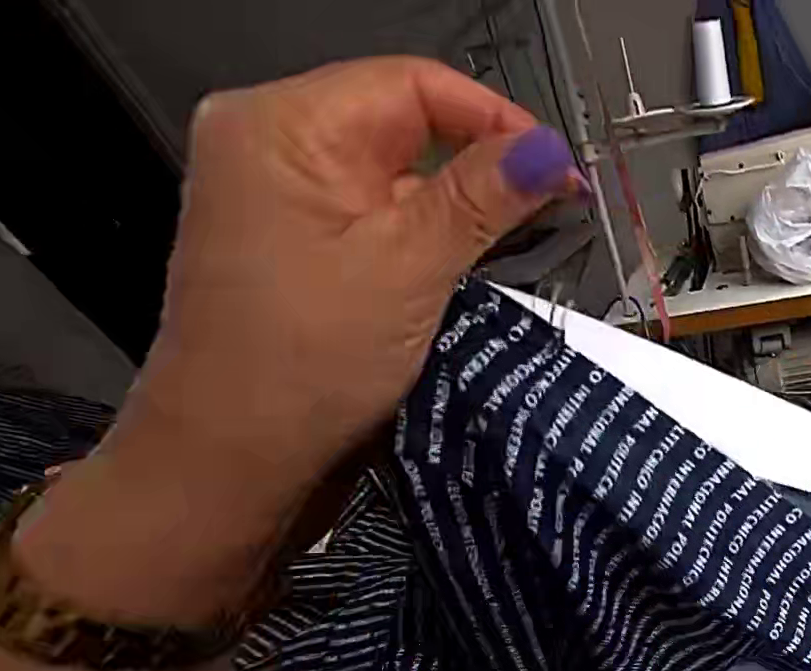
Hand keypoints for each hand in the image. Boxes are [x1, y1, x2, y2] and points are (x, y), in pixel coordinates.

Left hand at [15, 57, 581, 621]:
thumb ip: (479, 201)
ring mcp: (290, 195)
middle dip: (489, 158)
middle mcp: (279, 142)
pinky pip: (385, 210)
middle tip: (559, 206)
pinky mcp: (308, 240)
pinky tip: (477, 252)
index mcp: (288, 125)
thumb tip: (548, 152)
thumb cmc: (316, 354)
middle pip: (406, 121)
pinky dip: (438, 225)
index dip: (499, 120)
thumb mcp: (410, 267)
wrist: (246, 446)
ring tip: (532, 230)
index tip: (564, 174)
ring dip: (469, 196)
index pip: (413, 85)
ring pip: (401, 170)